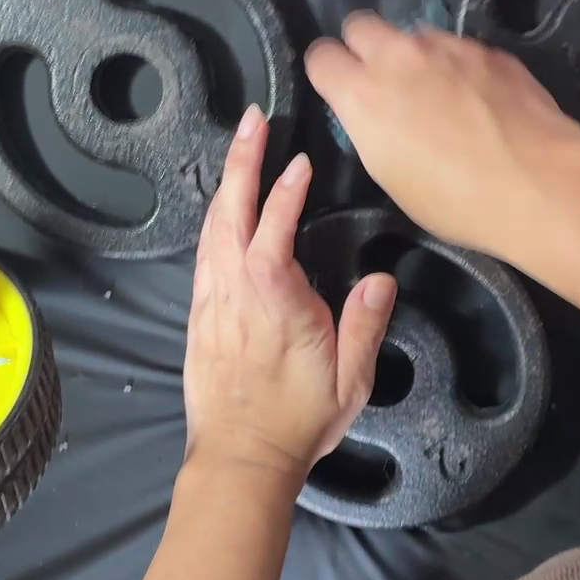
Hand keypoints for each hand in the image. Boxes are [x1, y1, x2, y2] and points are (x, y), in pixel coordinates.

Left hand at [183, 105, 397, 482]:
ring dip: (226, 184)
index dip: (286, 189)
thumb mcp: (350, 379)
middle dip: (242, 161)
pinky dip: (213, 219)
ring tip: (238, 150)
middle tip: (252, 122)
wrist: (239, 458)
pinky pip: (203, 252)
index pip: (277, 226)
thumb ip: (365, 324)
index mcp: (273, 298)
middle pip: (232, 211)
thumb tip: (380, 279)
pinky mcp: (200, 314)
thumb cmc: (295, 421)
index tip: (298, 160)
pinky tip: (220, 210)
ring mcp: (212, 299)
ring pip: (212, 227)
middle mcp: (234, 289)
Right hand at [305, 11, 579, 255]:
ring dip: (415, 57)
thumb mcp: (390, 176)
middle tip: (383, 82)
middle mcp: (398, 58)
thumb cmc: (454, 200)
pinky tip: (479, 99)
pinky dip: (457, 66)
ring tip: (440, 94)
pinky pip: (456, 47)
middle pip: (360, 24)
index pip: (321, 56)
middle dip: (363, 47)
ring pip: (413, 34)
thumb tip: (374, 114)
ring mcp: (446, 47)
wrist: (537, 184)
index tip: (340, 89)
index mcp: (363, 95)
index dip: (329, 72)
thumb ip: (371, 130)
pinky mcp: (487, 49)